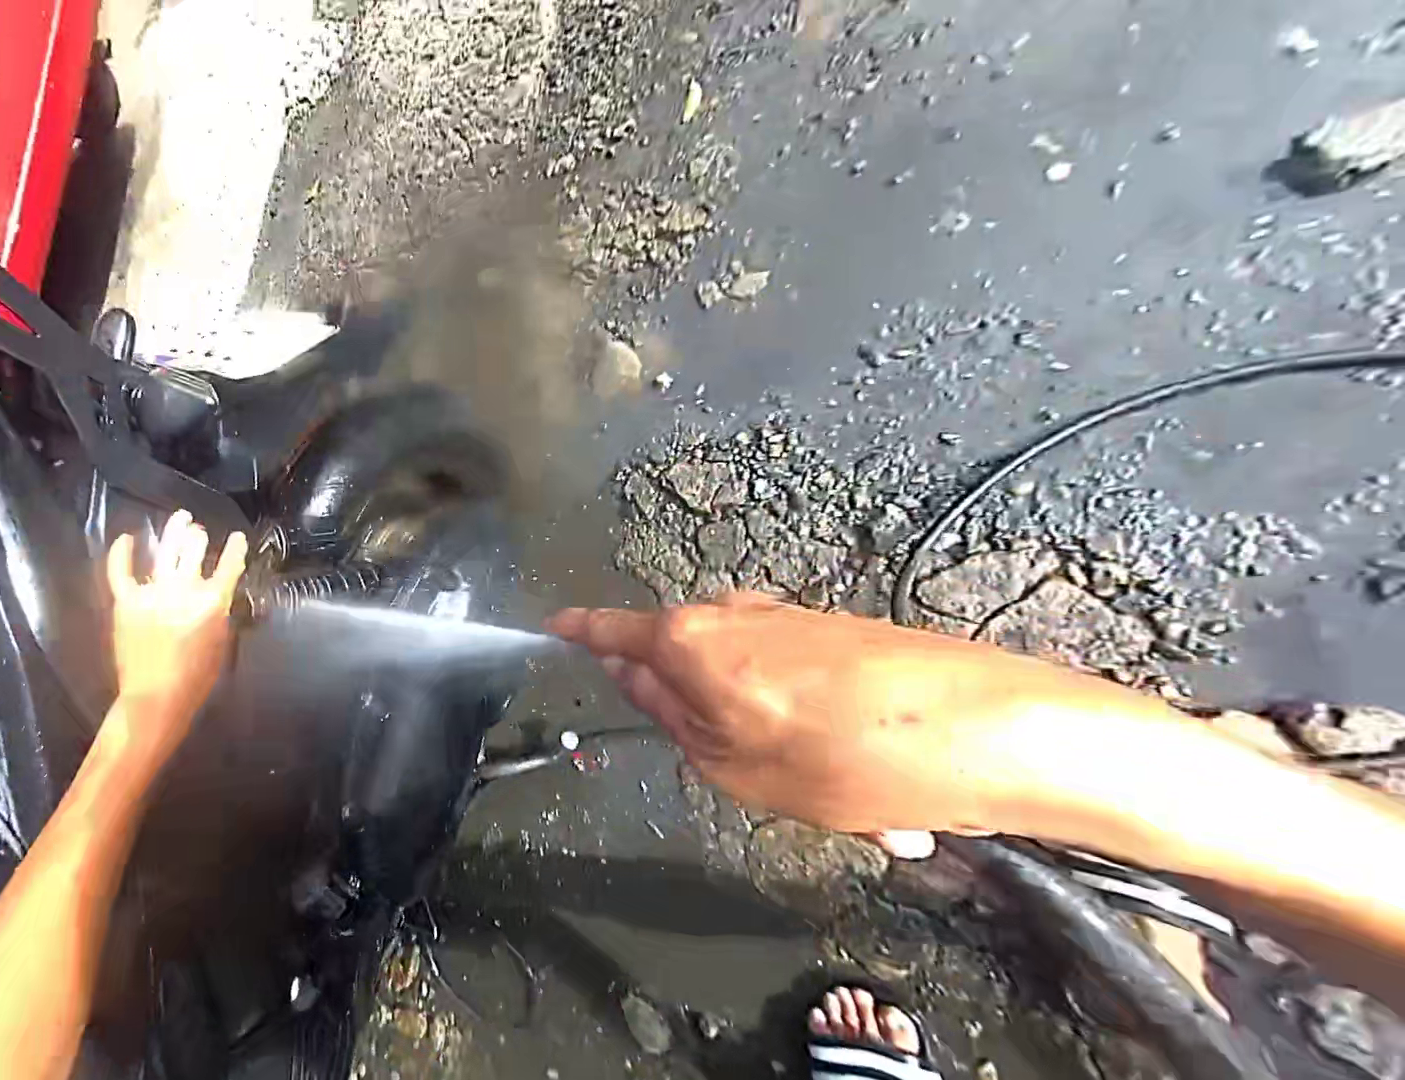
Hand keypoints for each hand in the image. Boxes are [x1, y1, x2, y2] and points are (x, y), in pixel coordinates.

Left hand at [102, 510, 246, 766]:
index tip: (238, 538)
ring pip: (166, 552)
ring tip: (180, 518)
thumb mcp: (222, 641)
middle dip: (199, 538)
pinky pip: (121, 571)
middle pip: (194, 551)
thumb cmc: (197, 676)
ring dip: (175, 532)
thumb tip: (217, 595)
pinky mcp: (126, 601)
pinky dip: (122, 553)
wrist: (156, 696)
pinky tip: (127, 539)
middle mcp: (184, 590)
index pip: (230, 565)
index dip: (236, 548)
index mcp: (213, 601)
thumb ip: (220, 612)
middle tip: (199, 531)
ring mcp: (153, 593)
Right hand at [546, 593, 1212, 854]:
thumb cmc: (841, 757)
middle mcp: (730, 613)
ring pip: (736, 674)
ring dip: (754, 727)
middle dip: (686, 705)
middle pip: (677, 654)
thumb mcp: (732, 761)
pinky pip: (785, 678)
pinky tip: (854, 774)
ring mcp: (782, 616)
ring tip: (817, 790)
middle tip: (730, 767)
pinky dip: (799, 723)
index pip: (613, 629)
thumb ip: (669, 714)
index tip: (552, 628)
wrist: (995, 729)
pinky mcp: (829, 629)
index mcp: (690, 640)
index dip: (578, 631)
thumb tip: (634, 675)